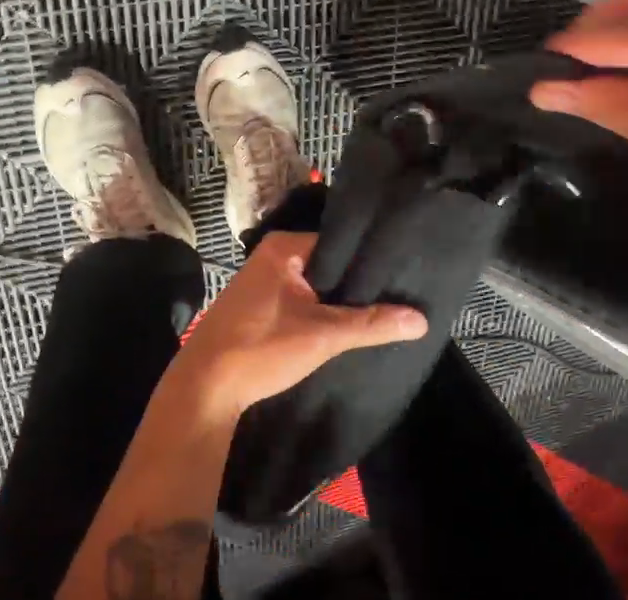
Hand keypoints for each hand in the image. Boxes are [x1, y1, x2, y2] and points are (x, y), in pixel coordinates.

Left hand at [169, 231, 428, 416]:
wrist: (205, 386)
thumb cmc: (261, 349)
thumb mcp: (322, 336)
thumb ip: (371, 324)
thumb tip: (422, 319)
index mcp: (284, 248)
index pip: (339, 242)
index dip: (369, 259)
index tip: (402, 271)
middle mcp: (272, 255)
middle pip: (328, 263)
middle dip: (356, 281)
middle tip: (401, 291)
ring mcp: (262, 280)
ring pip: (314, 284)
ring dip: (338, 298)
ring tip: (382, 307)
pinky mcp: (259, 305)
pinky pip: (300, 298)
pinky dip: (320, 308)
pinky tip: (345, 323)